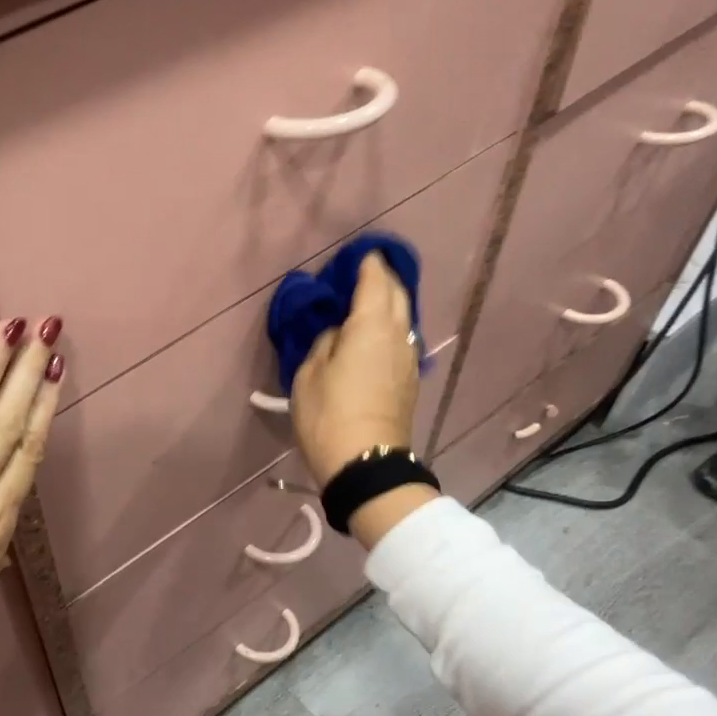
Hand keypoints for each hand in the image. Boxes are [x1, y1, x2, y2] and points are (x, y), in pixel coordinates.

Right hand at [290, 252, 421, 487]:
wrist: (365, 461)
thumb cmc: (329, 414)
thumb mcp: (308, 374)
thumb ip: (323, 343)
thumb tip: (337, 334)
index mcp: (371, 325)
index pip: (374, 280)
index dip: (366, 264)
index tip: (356, 254)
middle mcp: (397, 334)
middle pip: (396, 294)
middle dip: (381, 279)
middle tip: (361, 272)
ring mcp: (408, 358)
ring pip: (402, 317)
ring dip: (386, 304)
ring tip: (364, 302)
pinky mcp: (408, 379)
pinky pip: (400, 339)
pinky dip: (387, 328)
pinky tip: (371, 336)